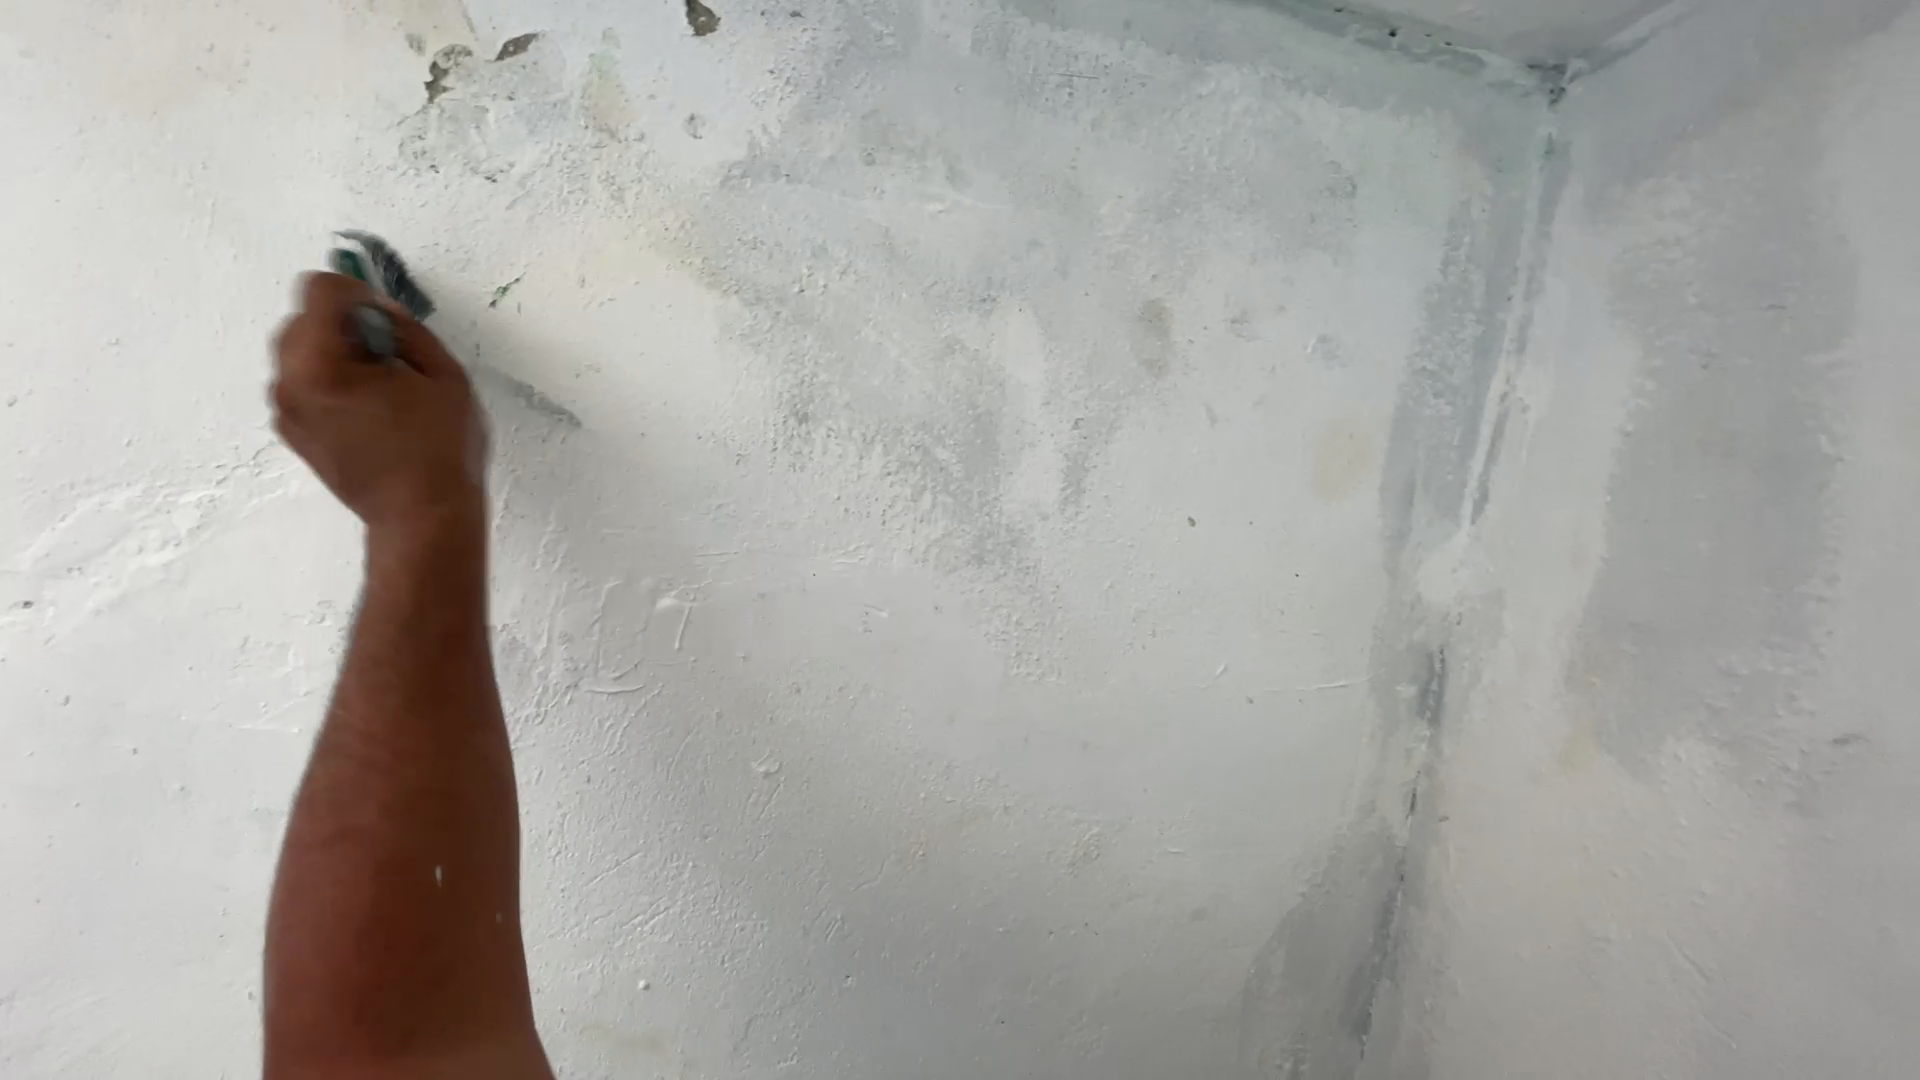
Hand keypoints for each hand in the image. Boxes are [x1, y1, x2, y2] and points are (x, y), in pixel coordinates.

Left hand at [271, 272, 488, 536]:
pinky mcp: (293, 432)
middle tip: (394, 359)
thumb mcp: (447, 379)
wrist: (422, 516)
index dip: (360, 293)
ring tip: (386, 391)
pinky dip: (332, 383)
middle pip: (302, 320)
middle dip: (345, 326)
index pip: (320, 290)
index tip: (391, 321)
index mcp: (321, 364)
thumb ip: (411, 334)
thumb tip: (382, 313)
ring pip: (301, 354)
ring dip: (338, 355)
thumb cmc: (442, 449)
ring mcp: (285, 410)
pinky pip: (304, 386)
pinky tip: (374, 414)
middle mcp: (288, 382)